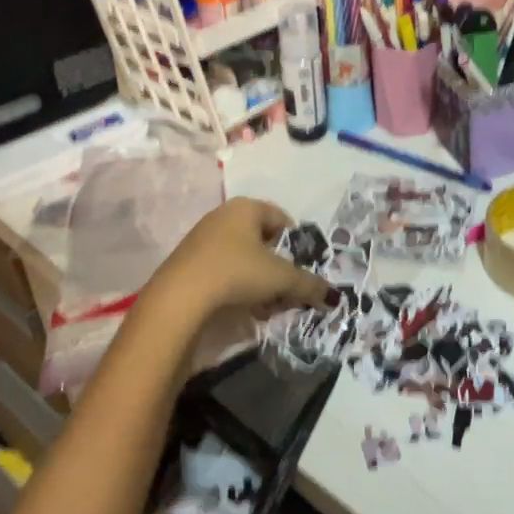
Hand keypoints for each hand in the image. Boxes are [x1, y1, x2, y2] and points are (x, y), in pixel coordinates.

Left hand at [144, 198, 334, 322]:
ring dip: (258, 279)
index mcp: (246, 207)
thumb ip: (310, 285)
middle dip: (278, 266)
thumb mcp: (282, 279)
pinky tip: (242, 307)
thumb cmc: (237, 273)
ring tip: (266, 304)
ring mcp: (201, 238)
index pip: (282, 218)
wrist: (179, 298)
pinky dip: (236, 285)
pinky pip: (222, 269)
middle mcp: (223, 215)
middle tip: (287, 288)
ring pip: (242, 257)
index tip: (302, 266)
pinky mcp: (187, 263)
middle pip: (261, 239)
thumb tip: (334, 296)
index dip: (296, 242)